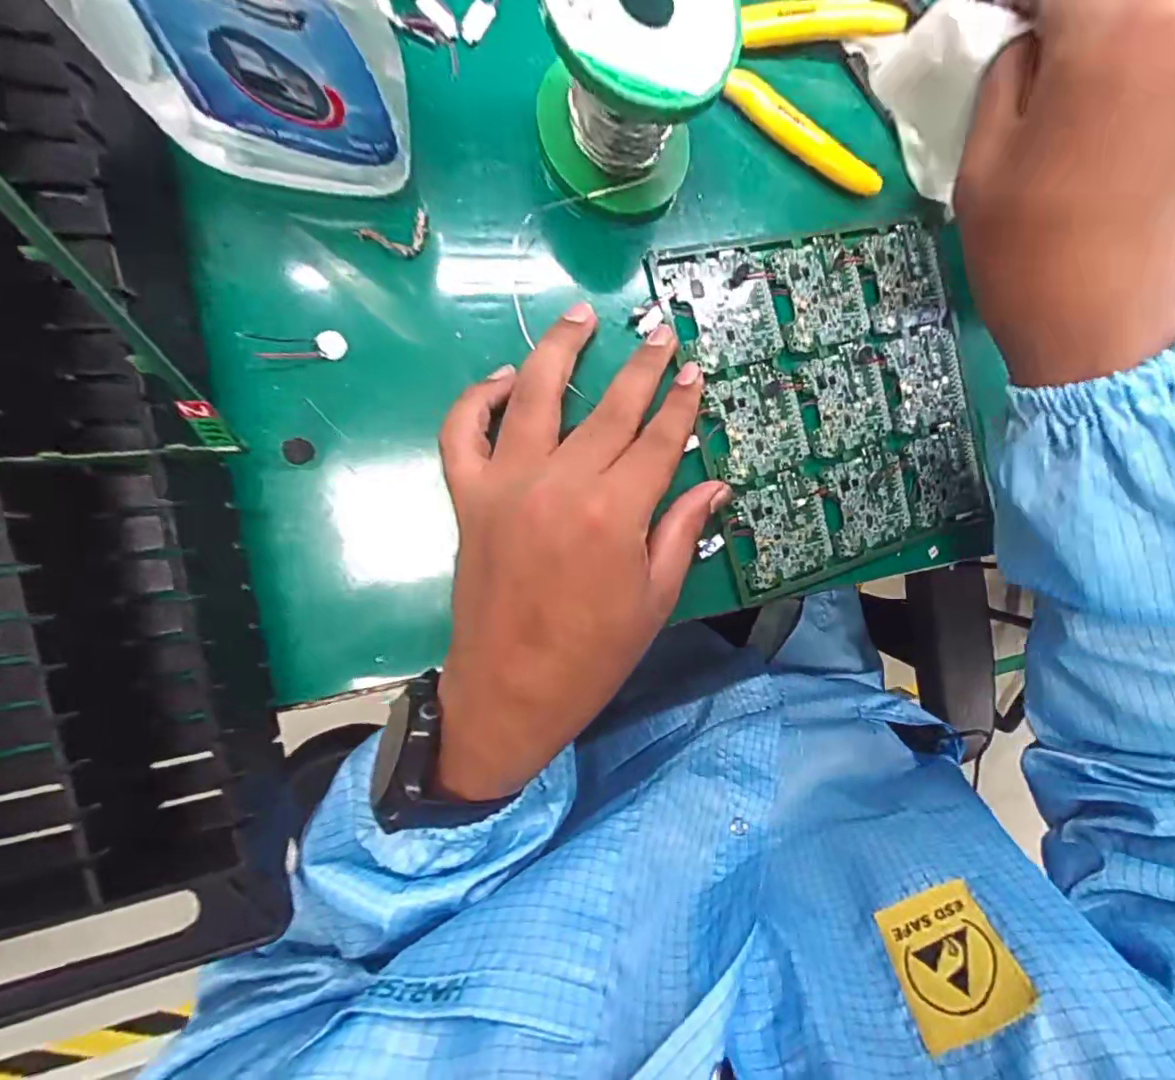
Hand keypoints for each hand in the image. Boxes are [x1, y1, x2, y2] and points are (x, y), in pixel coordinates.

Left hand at [434, 302, 728, 799]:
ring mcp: (506, 486)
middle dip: (640, 367)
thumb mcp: (653, 600)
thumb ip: (680, 531)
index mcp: (614, 513)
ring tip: (578, 317)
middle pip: (607, 408)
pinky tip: (503, 380)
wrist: (510, 693)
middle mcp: (559, 485)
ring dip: (557, 350)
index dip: (681, 403)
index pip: (657, 440)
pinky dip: (476, 400)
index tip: (694, 371)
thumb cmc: (591, 657)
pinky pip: (461, 433)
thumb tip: (713, 483)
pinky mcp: (468, 499)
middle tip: (659, 334)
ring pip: (530, 397)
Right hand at [955, 0, 1174, 385]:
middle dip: (1068, 10)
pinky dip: (1157, 23)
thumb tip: (1026, 30)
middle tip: (1036, 36)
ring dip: (1116, 15)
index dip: (1016, 3)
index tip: (996, 23)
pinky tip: (1117, 58)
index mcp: (1120, 27)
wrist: (1099, 318)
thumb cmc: (1026, 251)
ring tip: (1072, 56)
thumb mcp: (982, 161)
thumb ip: (1005, 71)